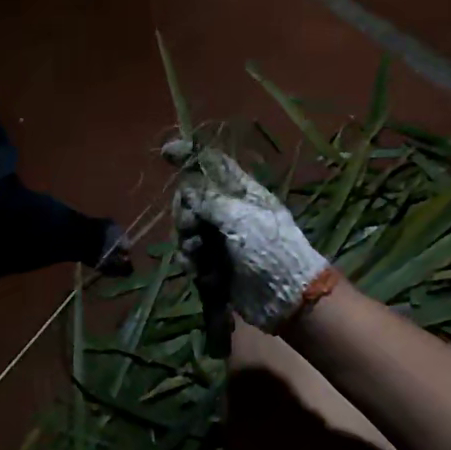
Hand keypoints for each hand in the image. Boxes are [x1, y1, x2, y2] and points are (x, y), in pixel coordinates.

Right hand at [167, 141, 329, 331]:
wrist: (284, 297)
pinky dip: (192, 264)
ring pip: (186, 229)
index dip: (189, 156)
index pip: (212, 164)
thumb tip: (186, 187)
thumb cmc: (269, 249)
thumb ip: (208, 198)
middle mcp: (228, 211)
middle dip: (184, 213)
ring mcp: (220, 238)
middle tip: (191, 227)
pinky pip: (190, 256)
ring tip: (200, 257)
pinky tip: (204, 274)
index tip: (166, 153)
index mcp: (241, 192)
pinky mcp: (214, 263)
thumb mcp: (239, 217)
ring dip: (187, 242)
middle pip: (191, 199)